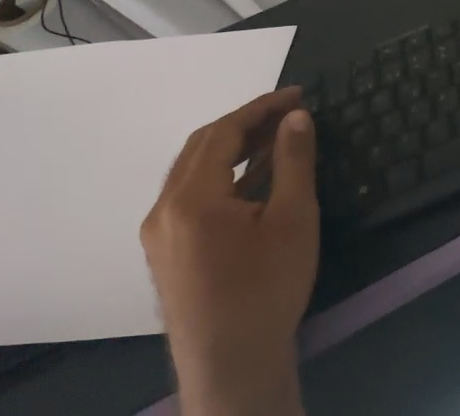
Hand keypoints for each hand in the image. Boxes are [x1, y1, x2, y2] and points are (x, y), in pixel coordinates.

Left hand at [141, 87, 317, 415]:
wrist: (231, 363)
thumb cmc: (267, 287)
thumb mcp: (293, 218)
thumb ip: (293, 161)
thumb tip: (295, 117)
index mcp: (190, 199)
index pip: (222, 133)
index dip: (261, 107)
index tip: (299, 95)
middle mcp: (163, 211)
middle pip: (201, 148)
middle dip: (246, 123)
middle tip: (291, 112)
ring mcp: (160, 235)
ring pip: (194, 172)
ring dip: (234, 148)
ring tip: (278, 138)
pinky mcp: (167, 253)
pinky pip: (191, 196)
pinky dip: (224, 175)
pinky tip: (256, 180)